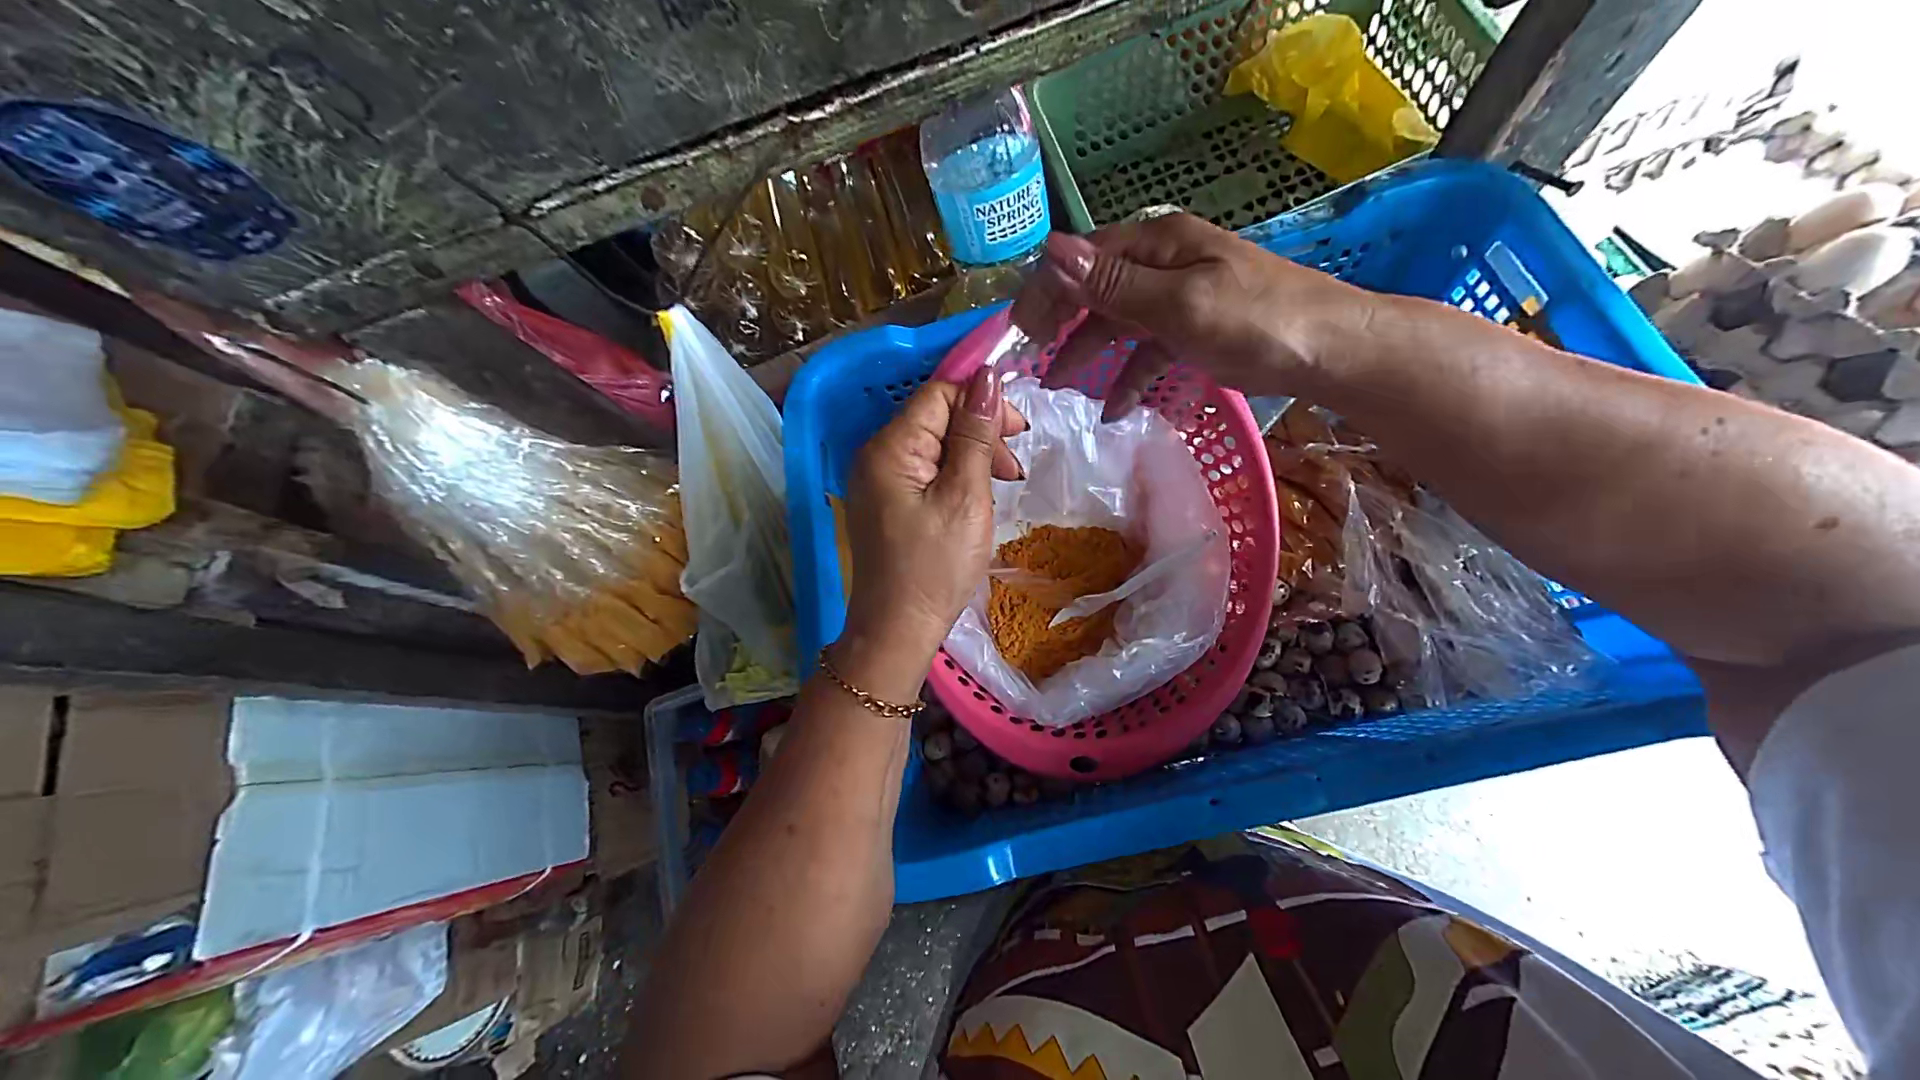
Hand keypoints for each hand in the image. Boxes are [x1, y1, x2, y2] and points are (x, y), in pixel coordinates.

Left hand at [837, 369, 1025, 696]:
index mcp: (890, 447)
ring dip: (972, 453)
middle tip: (1013, 467)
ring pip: (933, 442)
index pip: (938, 394)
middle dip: (979, 430)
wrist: (898, 629)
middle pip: (934, 415)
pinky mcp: (886, 499)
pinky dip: (955, 473)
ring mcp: (877, 478)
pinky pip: (925, 468)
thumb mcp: (965, 496)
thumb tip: (987, 375)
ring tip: (1002, 483)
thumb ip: (975, 434)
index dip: (981, 402)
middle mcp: (875, 454)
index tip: (1018, 433)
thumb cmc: (936, 566)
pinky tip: (977, 494)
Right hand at [1008, 213, 1381, 419]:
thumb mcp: (1178, 304)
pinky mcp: (1192, 333)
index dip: (1045, 293)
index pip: (1082, 260)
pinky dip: (1130, 380)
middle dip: (1061, 328)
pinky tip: (1115, 411)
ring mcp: (1177, 301)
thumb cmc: (1256, 320)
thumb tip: (1050, 250)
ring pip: (1117, 326)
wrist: (1331, 352)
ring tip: (1060, 391)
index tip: (1018, 335)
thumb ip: (1112, 285)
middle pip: (1095, 294)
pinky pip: (1148, 354)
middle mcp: (1162, 266)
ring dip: (1089, 358)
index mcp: (1156, 245)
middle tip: (1031, 367)